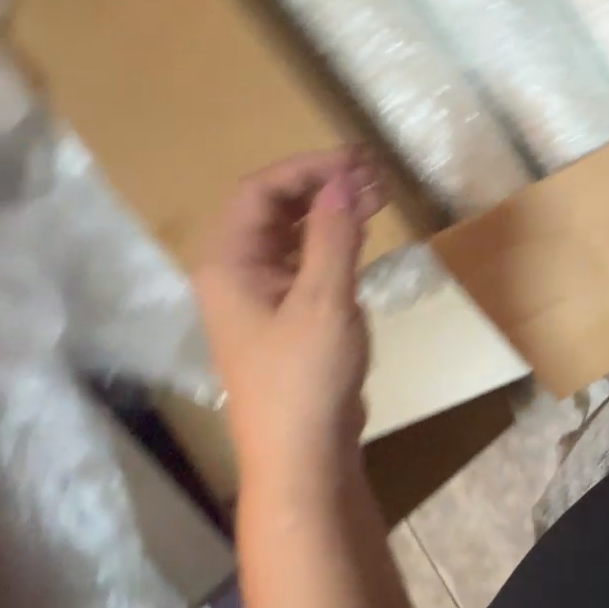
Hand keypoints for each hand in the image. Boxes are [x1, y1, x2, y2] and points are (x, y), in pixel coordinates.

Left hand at [194, 147, 385, 491]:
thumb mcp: (324, 301)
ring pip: (292, 235)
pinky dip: (335, 241)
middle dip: (322, 185)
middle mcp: (237, 272)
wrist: (302, 446)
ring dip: (331, 211)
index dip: (309, 169)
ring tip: (378, 196)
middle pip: (273, 210)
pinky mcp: (288, 315)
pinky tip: (362, 237)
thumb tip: (345, 183)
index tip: (360, 161)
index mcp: (230, 263)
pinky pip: (306, 261)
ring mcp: (262, 295)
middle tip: (376, 174)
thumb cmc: (306, 374)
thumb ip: (333, 239)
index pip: (261, 193)